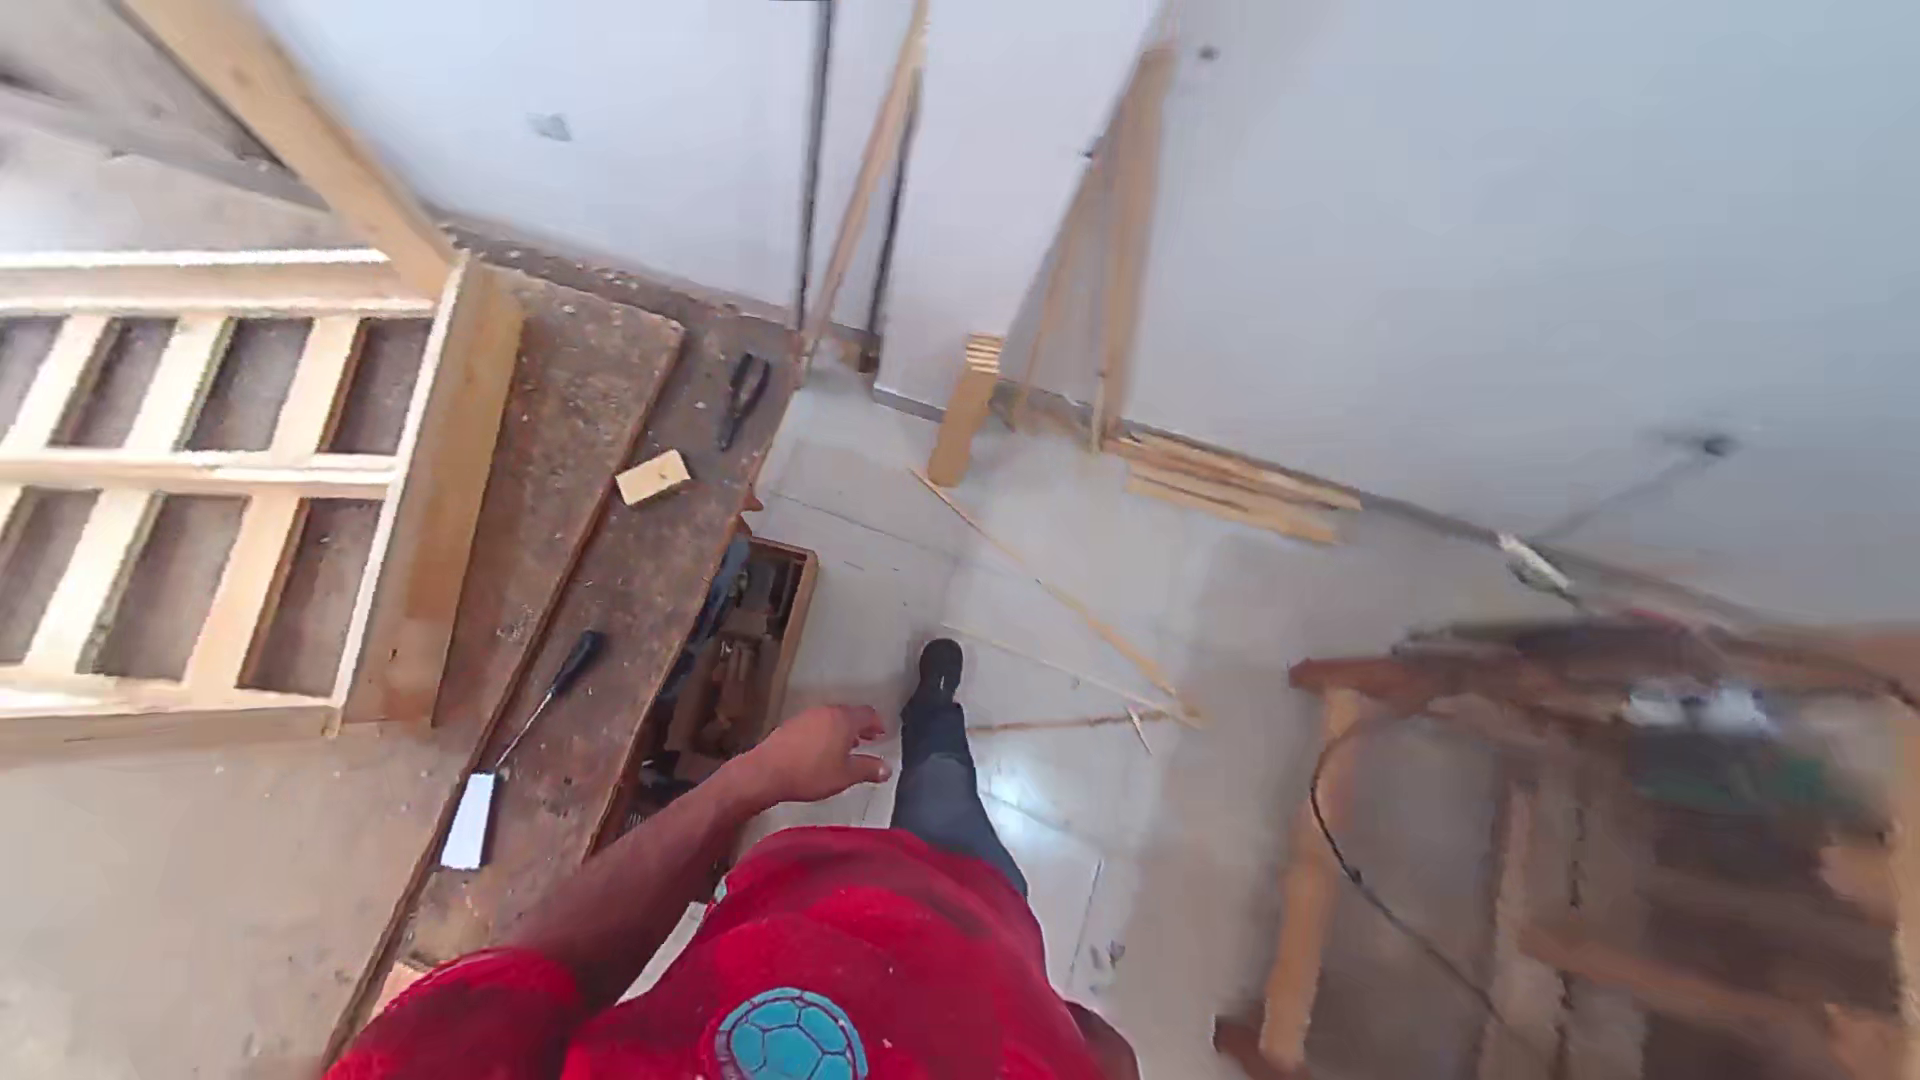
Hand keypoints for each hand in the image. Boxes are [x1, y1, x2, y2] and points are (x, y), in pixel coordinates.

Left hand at [727, 704, 890, 808]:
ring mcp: (807, 715)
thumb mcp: (845, 775)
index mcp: (844, 719)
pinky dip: (826, 732)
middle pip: (850, 714)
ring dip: (843, 730)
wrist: (766, 772)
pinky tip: (822, 750)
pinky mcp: (792, 724)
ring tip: (846, 748)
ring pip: (832, 718)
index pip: (868, 713)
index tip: (881, 734)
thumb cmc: (811, 773)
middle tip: (868, 740)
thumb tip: (888, 768)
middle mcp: (827, 711)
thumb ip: (869, 769)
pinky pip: (817, 723)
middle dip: (861, 727)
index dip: (877, 723)